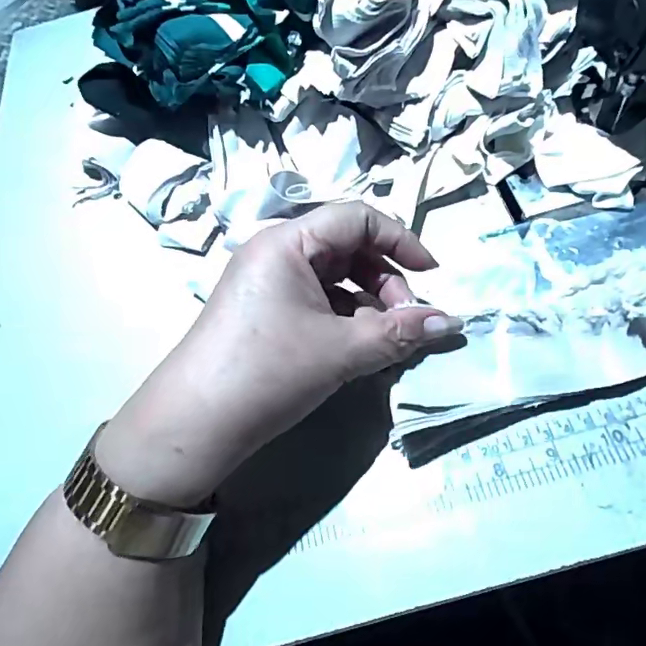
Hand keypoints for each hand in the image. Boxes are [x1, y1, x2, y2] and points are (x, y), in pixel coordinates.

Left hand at [95, 203, 461, 505]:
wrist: (192, 427)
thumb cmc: (268, 371)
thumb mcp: (342, 350)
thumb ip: (401, 332)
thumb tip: (454, 322)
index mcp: (288, 242)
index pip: (357, 218)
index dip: (400, 240)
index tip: (430, 274)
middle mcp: (277, 253)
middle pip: (349, 247)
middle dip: (387, 279)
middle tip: (406, 319)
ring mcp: (269, 283)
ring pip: (337, 276)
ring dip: (370, 301)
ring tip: (386, 338)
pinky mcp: (267, 312)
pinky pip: (320, 300)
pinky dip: (348, 317)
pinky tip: (360, 347)